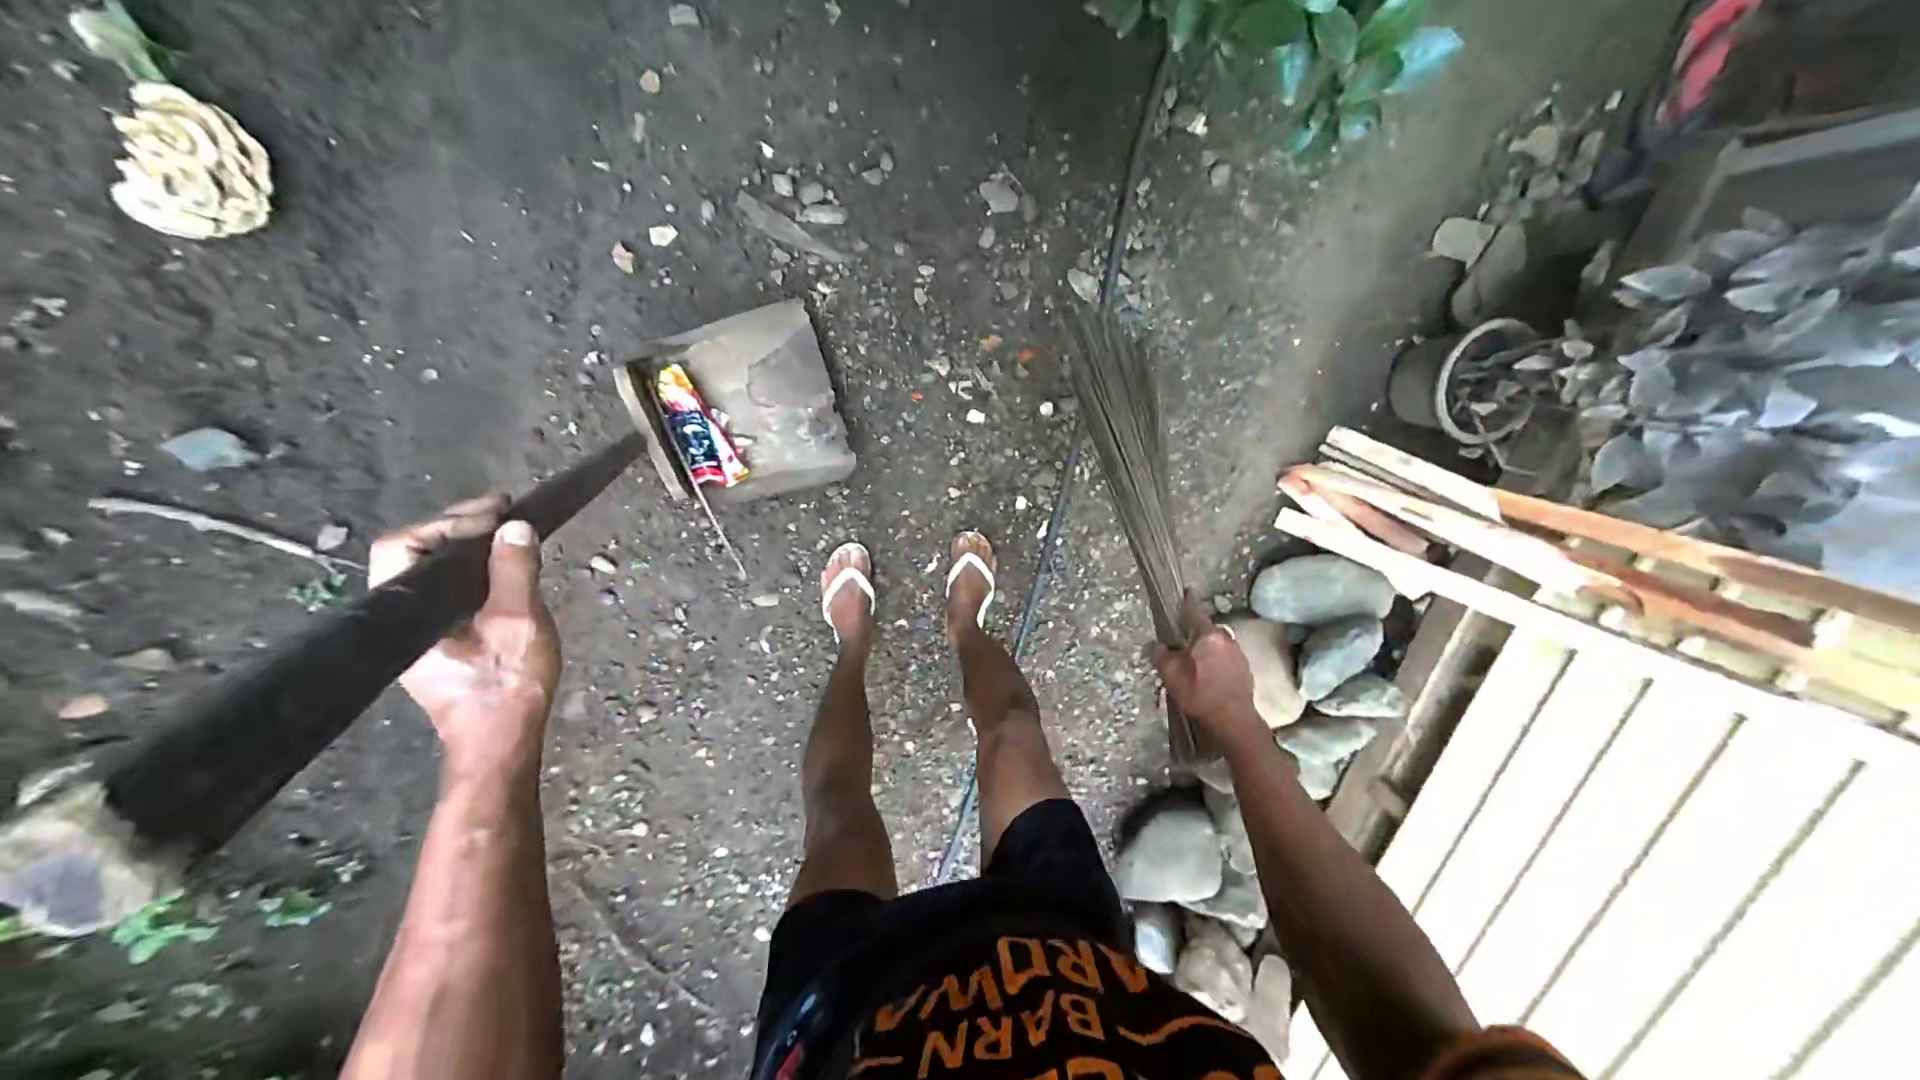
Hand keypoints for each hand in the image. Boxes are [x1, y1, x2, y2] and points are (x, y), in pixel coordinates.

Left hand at [369, 494, 561, 778]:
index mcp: (409, 612)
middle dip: (460, 525)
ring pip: (434, 569)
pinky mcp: (444, 636)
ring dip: (470, 545)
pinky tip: (506, 561)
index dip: (450, 522)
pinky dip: (477, 566)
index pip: (408, 546)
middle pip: (417, 552)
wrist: (504, 739)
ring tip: (510, 528)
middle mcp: (405, 616)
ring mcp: (423, 627)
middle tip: (506, 510)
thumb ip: (515, 572)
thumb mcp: (519, 623)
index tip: (499, 515)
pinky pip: (452, 587)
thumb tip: (517, 527)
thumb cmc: (508, 685)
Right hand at [1153, 593, 1265, 750]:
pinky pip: (1225, 659)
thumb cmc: (1199, 694)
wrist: (1233, 722)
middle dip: (1193, 635)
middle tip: (1180, 645)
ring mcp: (1239, 655)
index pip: (1194, 611)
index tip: (1185, 590)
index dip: (1187, 601)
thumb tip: (1159, 646)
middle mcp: (1227, 639)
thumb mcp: (1170, 674)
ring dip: (1205, 650)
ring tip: (1193, 665)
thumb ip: (1162, 655)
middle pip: (1205, 630)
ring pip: (1216, 645)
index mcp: (1208, 635)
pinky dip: (1215, 663)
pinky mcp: (1245, 671)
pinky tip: (1208, 677)